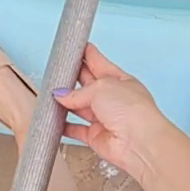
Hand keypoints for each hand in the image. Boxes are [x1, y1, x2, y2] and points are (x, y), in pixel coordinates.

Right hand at [54, 43, 178, 180]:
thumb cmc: (132, 110)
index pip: (99, 63)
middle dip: (73, 78)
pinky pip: (76, 130)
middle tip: (58, 71)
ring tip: (51, 95)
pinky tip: (55, 120)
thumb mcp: (101, 87)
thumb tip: (62, 95)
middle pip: (88, 85)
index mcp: (119, 80)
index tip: (75, 48)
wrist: (138, 141)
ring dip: (66, 103)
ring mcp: (104, 118)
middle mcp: (113, 99)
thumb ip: (78, 91)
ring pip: (80, 107)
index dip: (87, 55)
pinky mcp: (96, 136)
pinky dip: (65, 126)